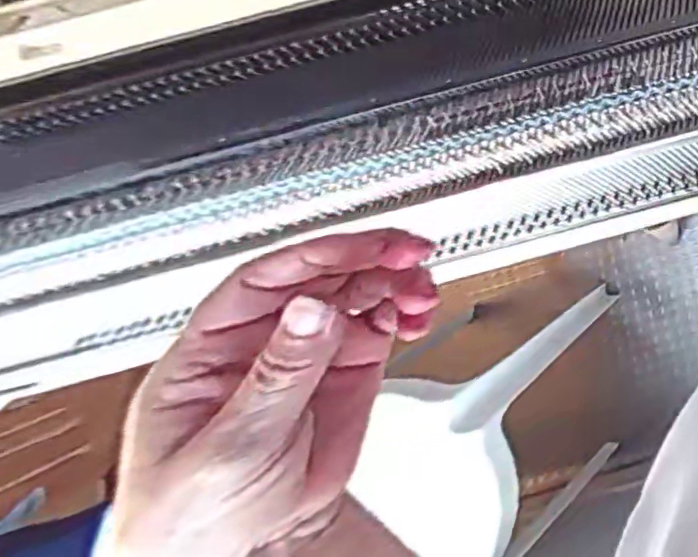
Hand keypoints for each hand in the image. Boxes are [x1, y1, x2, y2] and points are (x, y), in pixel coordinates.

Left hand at [105, 230, 440, 556]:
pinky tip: (419, 319)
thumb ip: (278, 375)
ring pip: (365, 287)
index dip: (321, 254)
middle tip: (415, 254)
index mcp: (210, 354)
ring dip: (402, 281)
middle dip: (376, 256)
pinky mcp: (354, 360)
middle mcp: (266, 341)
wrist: (257, 546)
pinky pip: (390, 314)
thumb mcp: (231, 448)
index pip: (266, 280)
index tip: (371, 247)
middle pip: (327, 274)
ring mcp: (314, 349)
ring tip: (423, 297)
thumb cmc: (197, 517)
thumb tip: (311, 307)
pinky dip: (413, 308)